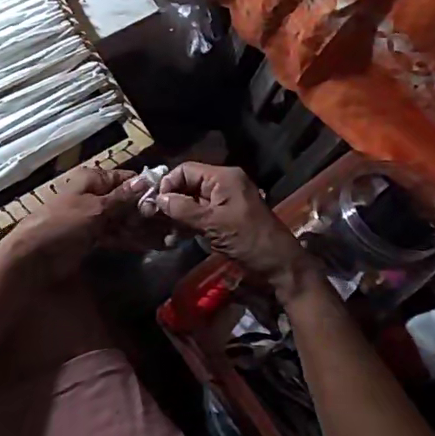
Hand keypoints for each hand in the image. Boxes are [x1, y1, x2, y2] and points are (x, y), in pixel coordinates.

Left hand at [0, 167, 163, 274]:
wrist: (32, 259)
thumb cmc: (62, 226)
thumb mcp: (94, 209)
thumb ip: (122, 198)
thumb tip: (147, 181)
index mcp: (91, 180)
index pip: (126, 179)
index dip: (146, 188)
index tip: (169, 200)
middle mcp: (93, 195)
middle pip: (126, 201)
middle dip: (147, 212)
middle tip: (172, 224)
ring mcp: (92, 218)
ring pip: (123, 219)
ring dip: (143, 228)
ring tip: (169, 236)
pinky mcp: (91, 239)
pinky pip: (116, 235)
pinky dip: (131, 239)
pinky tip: (152, 245)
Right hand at [146, 162, 317, 295]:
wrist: (280, 265)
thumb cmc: (249, 241)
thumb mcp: (214, 224)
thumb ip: (184, 209)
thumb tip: (158, 199)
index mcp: (224, 177)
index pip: (185, 170)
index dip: (168, 183)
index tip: (155, 203)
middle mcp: (224, 183)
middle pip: (188, 183)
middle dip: (171, 199)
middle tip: (155, 217)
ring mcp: (226, 200)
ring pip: (193, 199)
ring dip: (178, 212)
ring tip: (164, 228)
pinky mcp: (226, 216)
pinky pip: (202, 212)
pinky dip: (189, 221)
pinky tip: (177, 234)